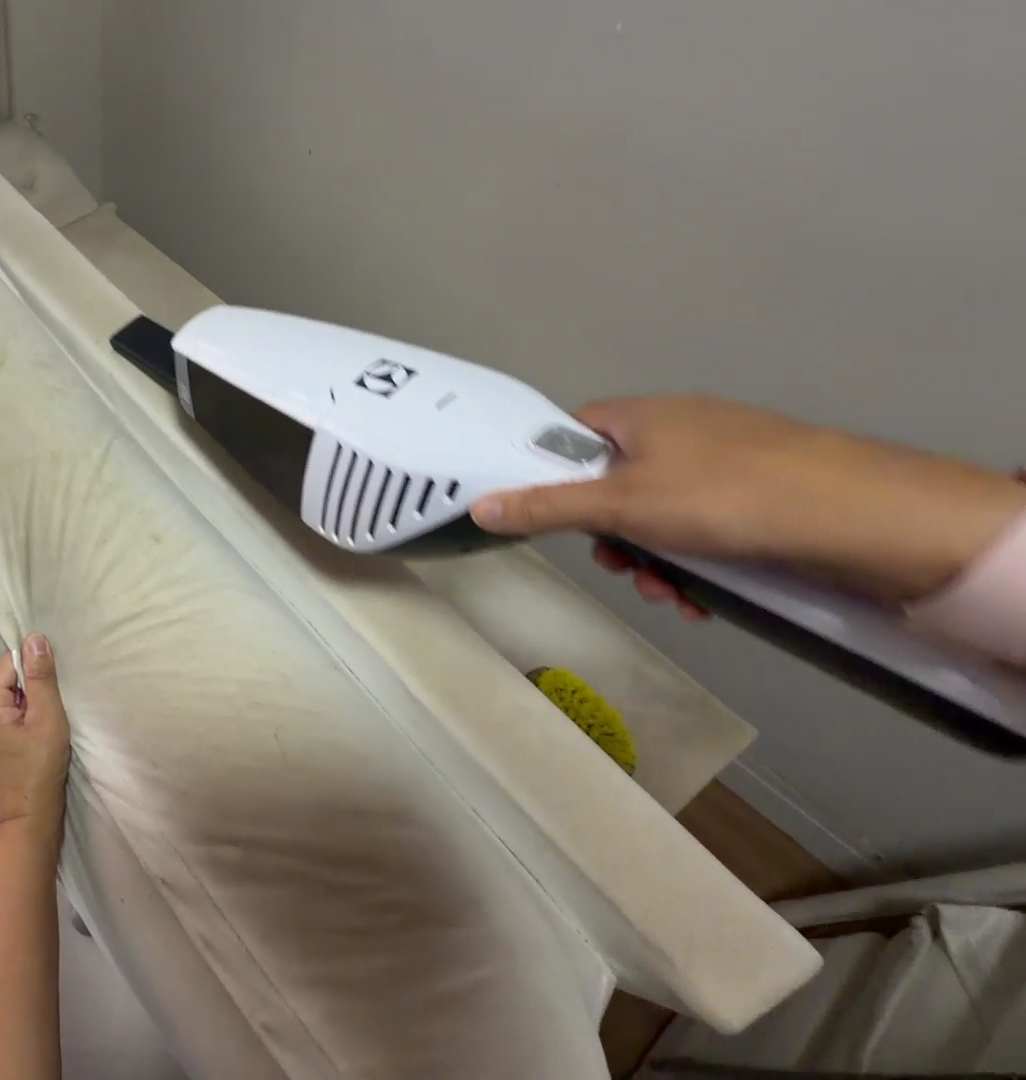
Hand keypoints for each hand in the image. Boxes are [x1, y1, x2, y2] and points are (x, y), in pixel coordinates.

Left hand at [0, 634, 70, 828]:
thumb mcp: (47, 717)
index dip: (34, 665)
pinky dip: (27, 710)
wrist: (30, 814)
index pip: (9, 661)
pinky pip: (9, 706)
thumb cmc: (39, 766)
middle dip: (33, 681)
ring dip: (32, 696)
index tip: (55, 679)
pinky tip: (40, 725)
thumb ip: (41, 676)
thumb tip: (35, 638)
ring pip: (11, 689)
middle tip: (54, 701)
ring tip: (48, 715)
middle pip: (7, 674)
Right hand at [471, 396, 1025, 603]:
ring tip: (667, 591)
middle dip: (607, 535)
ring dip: (649, 557)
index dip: (550, 473)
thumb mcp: (618, 505)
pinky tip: (698, 595)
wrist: (863, 516)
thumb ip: (544, 508)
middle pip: (610, 483)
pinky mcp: (758, 492)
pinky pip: (699, 524)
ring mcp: (722, 460)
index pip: (569, 435)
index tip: (546, 512)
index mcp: (640, 415)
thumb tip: (478, 506)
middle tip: (618, 565)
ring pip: (655, 512)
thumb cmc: (723, 495)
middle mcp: (678, 429)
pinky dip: (690, 559)